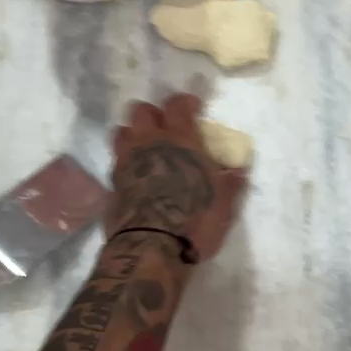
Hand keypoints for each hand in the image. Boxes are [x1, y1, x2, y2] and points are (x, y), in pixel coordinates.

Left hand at [109, 94, 247, 262]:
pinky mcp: (112, 184)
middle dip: (153, 115)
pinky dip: (127, 163)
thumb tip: (239, 171)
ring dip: (134, 135)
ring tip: (147, 151)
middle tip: (166, 131)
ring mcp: (126, 162)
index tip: (193, 108)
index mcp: (180, 139)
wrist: (152, 247)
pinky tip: (138, 178)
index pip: (177, 105)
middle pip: (141, 111)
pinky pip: (117, 161)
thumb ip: (230, 183)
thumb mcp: (224, 204)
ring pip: (122, 132)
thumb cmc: (196, 219)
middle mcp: (148, 142)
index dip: (185, 102)